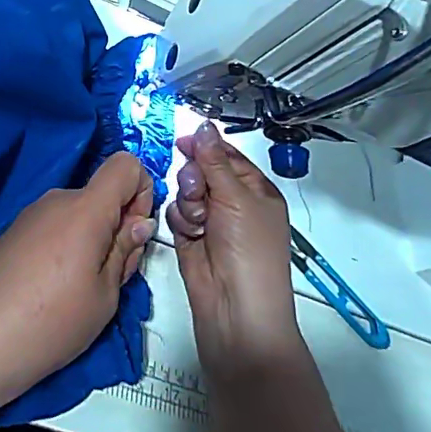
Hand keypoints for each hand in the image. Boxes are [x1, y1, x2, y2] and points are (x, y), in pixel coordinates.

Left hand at [0, 153, 157, 398]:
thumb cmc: (51, 321)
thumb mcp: (105, 294)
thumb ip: (125, 250)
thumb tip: (138, 222)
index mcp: (84, 208)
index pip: (125, 165)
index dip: (142, 192)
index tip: (134, 234)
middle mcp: (57, 200)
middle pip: (102, 195)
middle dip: (118, 227)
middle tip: (112, 279)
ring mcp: (32, 214)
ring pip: (80, 214)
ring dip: (93, 241)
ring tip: (83, 291)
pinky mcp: (16, 231)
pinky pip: (57, 226)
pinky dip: (69, 247)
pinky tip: (56, 288)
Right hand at [165, 122, 304, 382]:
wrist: (234, 307)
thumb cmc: (249, 250)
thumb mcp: (236, 197)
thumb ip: (213, 160)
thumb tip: (203, 124)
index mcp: (255, 190)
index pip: (226, 155)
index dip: (206, 147)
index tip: (184, 142)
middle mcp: (233, 201)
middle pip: (200, 170)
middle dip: (194, 179)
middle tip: (200, 193)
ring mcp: (211, 219)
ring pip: (184, 189)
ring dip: (188, 202)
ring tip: (200, 223)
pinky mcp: (190, 234)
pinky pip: (175, 211)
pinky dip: (180, 220)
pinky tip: (190, 235)